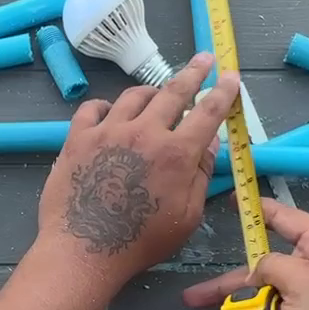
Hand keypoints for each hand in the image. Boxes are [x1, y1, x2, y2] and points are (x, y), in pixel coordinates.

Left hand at [36, 54, 239, 291]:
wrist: (84, 249)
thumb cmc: (140, 242)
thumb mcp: (186, 217)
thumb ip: (199, 177)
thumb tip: (208, 144)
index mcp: (177, 153)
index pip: (208, 112)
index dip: (223, 92)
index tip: (230, 77)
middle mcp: (144, 132)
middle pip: (173, 91)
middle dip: (193, 72)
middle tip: (203, 60)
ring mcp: (108, 131)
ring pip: (133, 95)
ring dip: (150, 92)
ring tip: (156, 95)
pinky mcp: (78, 138)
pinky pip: (93, 108)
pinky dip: (105, 106)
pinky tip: (110, 114)